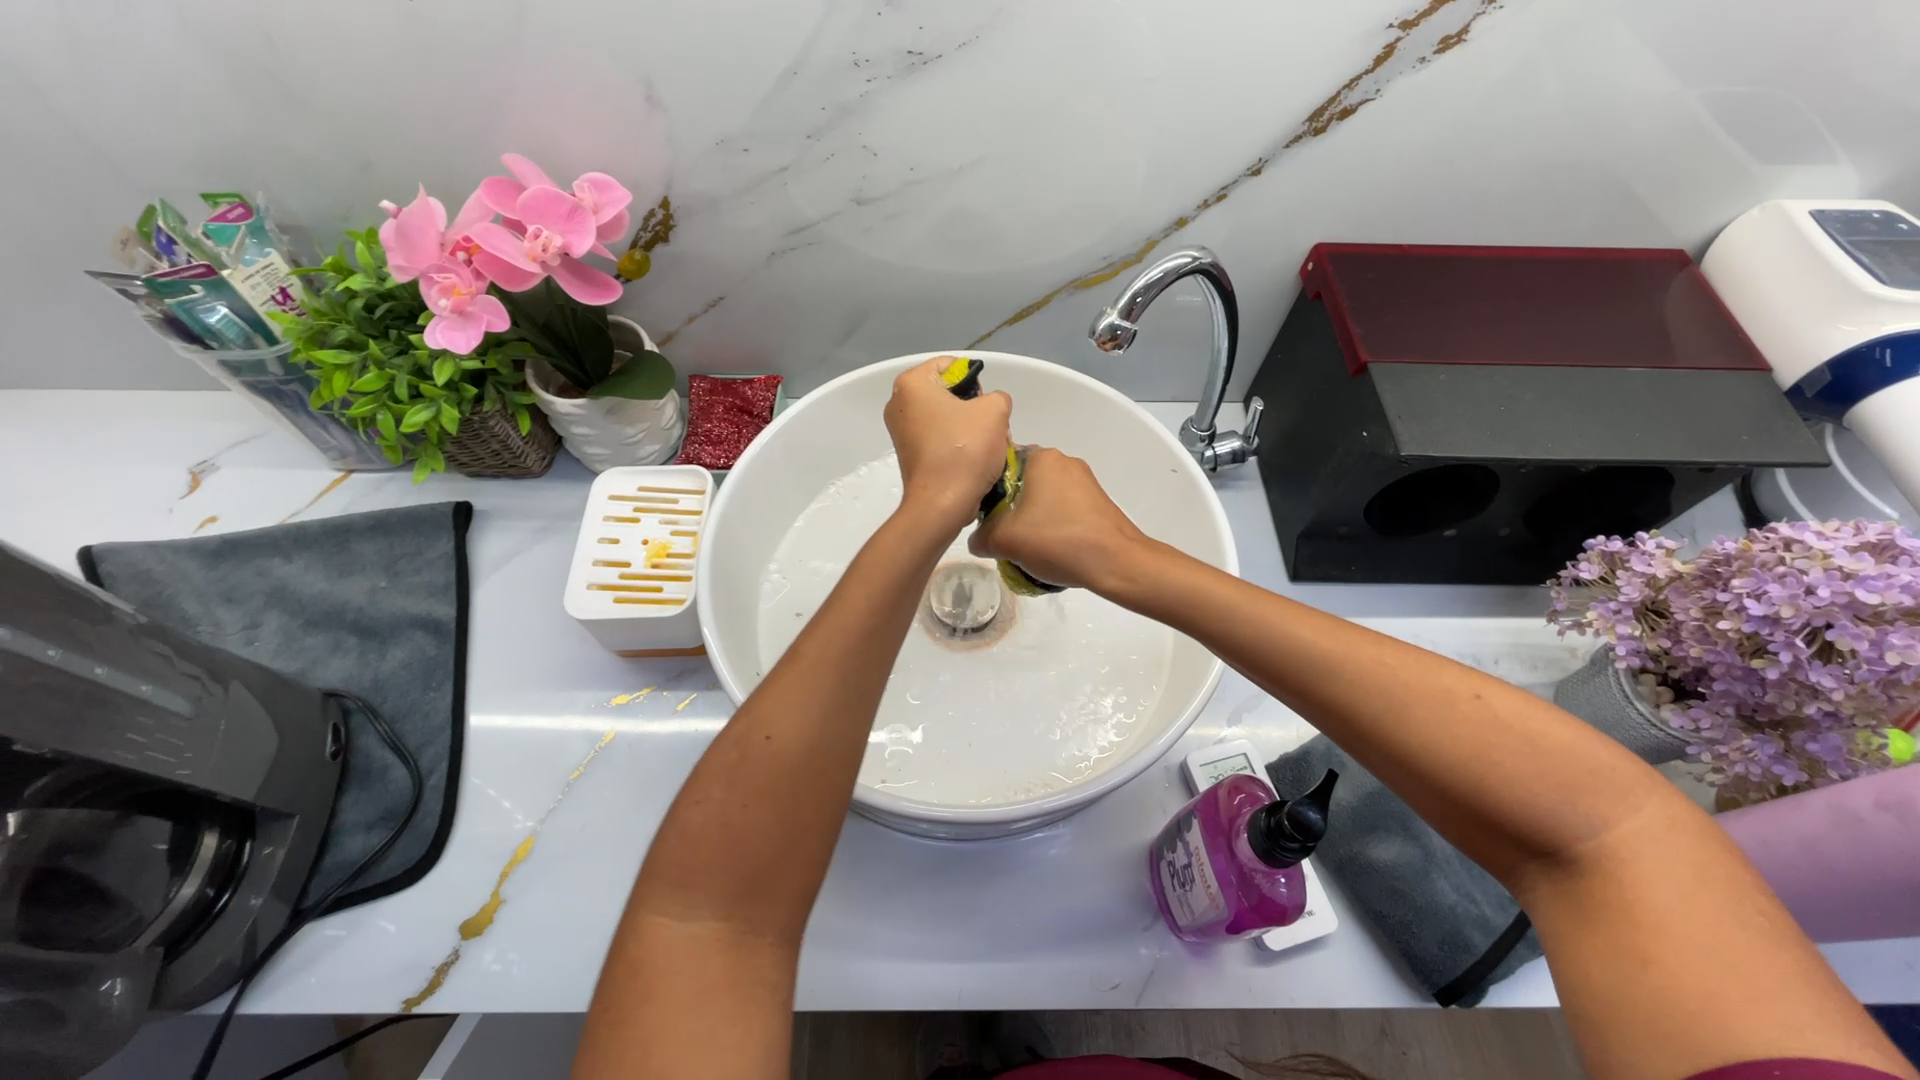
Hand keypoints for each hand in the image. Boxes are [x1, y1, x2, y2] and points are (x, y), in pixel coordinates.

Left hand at [884, 357, 1012, 532]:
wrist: (943, 503)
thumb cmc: (965, 450)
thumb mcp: (995, 411)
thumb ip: (997, 396)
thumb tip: (989, 408)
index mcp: (912, 384)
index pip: (950, 365)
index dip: (975, 379)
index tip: (987, 403)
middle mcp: (899, 404)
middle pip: (947, 393)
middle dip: (974, 407)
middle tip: (992, 426)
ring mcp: (901, 432)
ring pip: (946, 418)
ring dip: (971, 428)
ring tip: (989, 446)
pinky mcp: (909, 455)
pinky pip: (939, 438)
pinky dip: (958, 445)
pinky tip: (975, 460)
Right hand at [969, 446, 1155, 591]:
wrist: (1116, 563)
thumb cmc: (1057, 540)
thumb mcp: (1004, 540)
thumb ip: (981, 536)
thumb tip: (978, 541)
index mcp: (1041, 457)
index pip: (1000, 461)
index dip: (985, 485)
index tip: (980, 511)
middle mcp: (1064, 461)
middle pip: (1022, 481)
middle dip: (1009, 506)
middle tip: (998, 532)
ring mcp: (1085, 481)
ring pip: (1044, 497)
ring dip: (1031, 518)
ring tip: (1024, 546)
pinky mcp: (1098, 502)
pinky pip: (1064, 509)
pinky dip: (1053, 525)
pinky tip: (1049, 549)